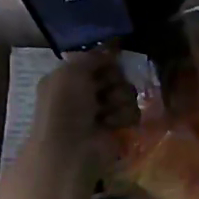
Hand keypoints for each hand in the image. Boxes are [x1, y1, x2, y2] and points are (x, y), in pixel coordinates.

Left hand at [32, 48, 138, 177]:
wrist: (71, 149)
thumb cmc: (65, 107)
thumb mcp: (71, 72)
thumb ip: (91, 57)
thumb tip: (110, 49)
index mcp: (69, 78)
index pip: (97, 60)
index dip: (106, 61)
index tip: (109, 62)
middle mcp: (86, 92)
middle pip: (116, 75)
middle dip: (113, 81)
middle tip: (103, 91)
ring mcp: (103, 111)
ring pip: (127, 93)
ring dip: (118, 101)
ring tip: (104, 113)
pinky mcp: (117, 127)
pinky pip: (133, 112)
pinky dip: (123, 117)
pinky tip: (110, 125)